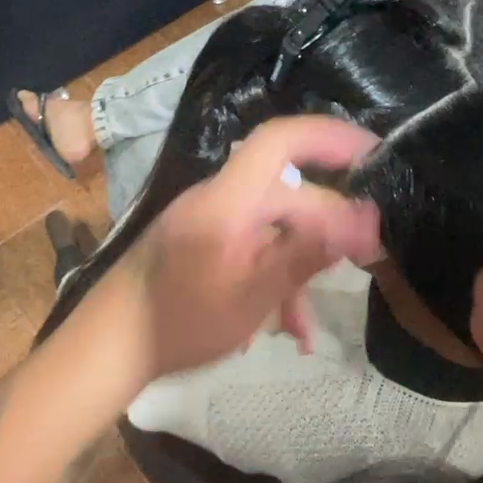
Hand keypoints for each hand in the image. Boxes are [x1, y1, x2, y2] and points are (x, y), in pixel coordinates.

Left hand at [111, 116, 382, 378]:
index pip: (282, 141)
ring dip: (295, 270)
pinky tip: (281, 328)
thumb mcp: (252, 297)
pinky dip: (268, 279)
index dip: (331, 137)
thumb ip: (304, 255)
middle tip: (367, 257)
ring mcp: (207, 220)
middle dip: (328, 228)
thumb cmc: (178, 322)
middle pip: (287, 194)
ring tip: (306, 326)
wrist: (108, 345)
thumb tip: (361, 220)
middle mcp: (218, 198)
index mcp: (229, 200)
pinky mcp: (200, 241)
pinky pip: (247, 247)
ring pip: (270, 229)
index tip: (374, 155)